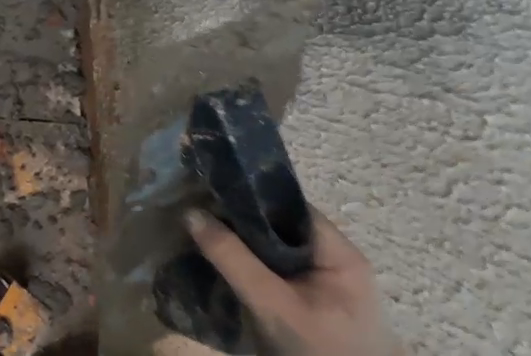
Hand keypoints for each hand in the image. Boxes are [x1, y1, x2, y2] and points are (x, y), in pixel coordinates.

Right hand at [187, 208, 402, 355]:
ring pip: (273, 245)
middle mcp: (335, 259)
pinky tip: (221, 259)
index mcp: (340, 254)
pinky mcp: (311, 297)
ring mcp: (324, 280)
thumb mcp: (272, 305)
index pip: (288, 205)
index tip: (205, 191)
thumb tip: (190, 212)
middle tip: (196, 211)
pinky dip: (247, 260)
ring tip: (202, 230)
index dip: (247, 195)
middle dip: (237, 218)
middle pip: (278, 223)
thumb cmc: (318, 351)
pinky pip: (273, 265)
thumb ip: (232, 258)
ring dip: (239, 240)